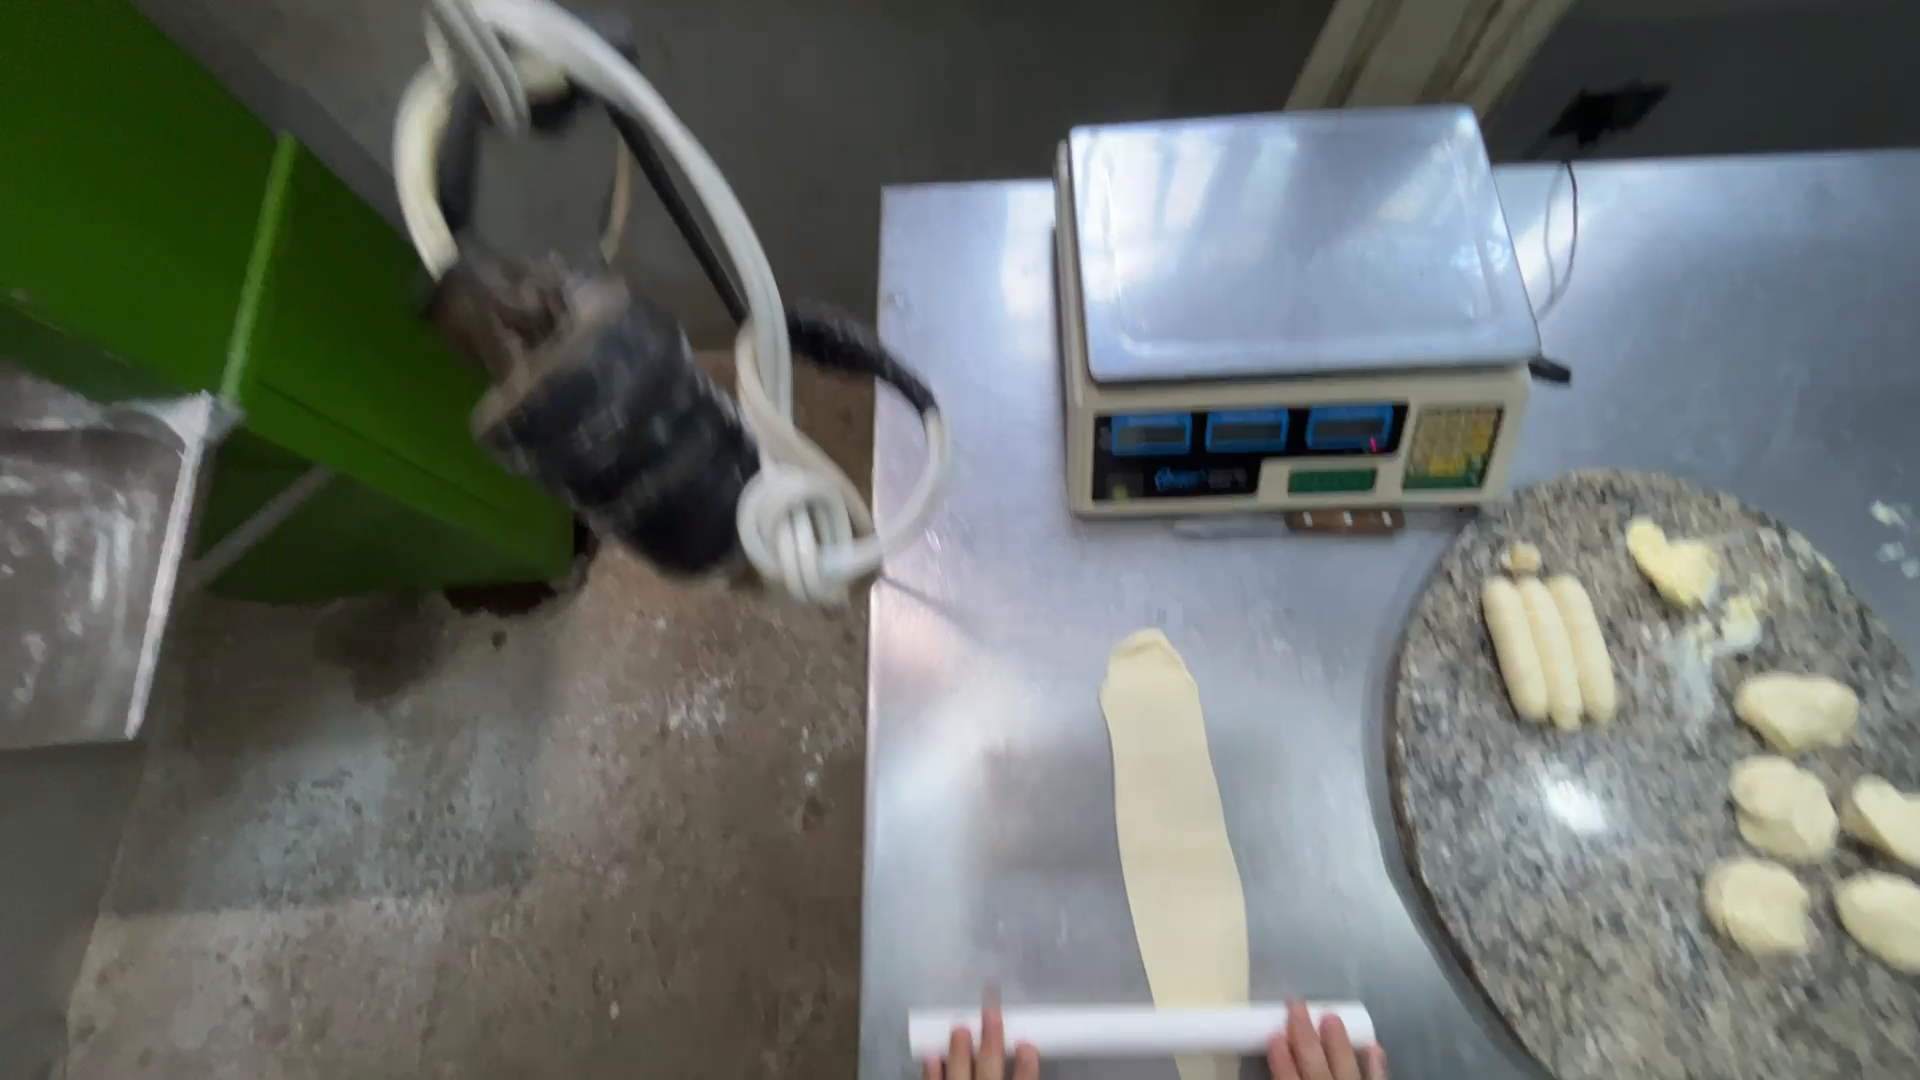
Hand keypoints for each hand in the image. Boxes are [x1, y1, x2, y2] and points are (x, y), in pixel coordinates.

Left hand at [923, 1002, 1038, 1079]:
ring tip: (960, 1028)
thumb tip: (1026, 1045)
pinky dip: (931, 1074)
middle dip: (990, 1046)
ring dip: (959, 1055)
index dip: (1026, 1068)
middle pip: (990, 1074)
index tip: (1026, 1044)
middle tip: (991, 1013)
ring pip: (959, 1079)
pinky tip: (931, 1056)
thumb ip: (1021, 1074)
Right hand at [1269, 1002, 1386, 1079]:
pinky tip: (1373, 1046)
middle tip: (1296, 1005)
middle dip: (1306, 1039)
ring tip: (1332, 1016)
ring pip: (1348, 1074)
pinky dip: (1377, 1067)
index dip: (1281, 1060)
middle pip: (1316, 1071)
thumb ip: (1282, 1077)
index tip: (1274, 1033)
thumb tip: (1265, 1058)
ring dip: (1340, 1047)